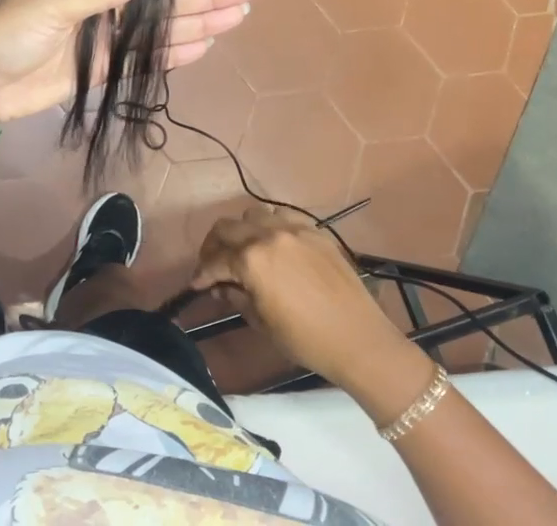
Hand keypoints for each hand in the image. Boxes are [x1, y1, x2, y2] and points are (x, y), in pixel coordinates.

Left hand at [0, 0, 258, 123]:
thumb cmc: (8, 35)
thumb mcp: (50, 6)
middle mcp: (101, 8)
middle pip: (161, 1)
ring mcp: (105, 41)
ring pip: (160, 30)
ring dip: (199, 23)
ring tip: (239, 16)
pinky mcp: (102, 72)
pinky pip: (144, 59)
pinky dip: (174, 54)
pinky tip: (205, 46)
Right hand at [190, 208, 423, 393]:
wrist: (360, 340)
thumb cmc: (305, 339)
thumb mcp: (261, 322)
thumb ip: (236, 297)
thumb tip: (222, 286)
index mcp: (251, 260)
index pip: (215, 260)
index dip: (201, 274)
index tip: (196, 284)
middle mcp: (269, 235)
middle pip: (227, 227)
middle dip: (214, 246)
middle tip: (213, 265)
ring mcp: (295, 229)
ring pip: (254, 214)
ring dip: (242, 230)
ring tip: (244, 249)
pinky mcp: (316, 232)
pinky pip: (284, 217)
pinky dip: (271, 226)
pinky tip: (274, 245)